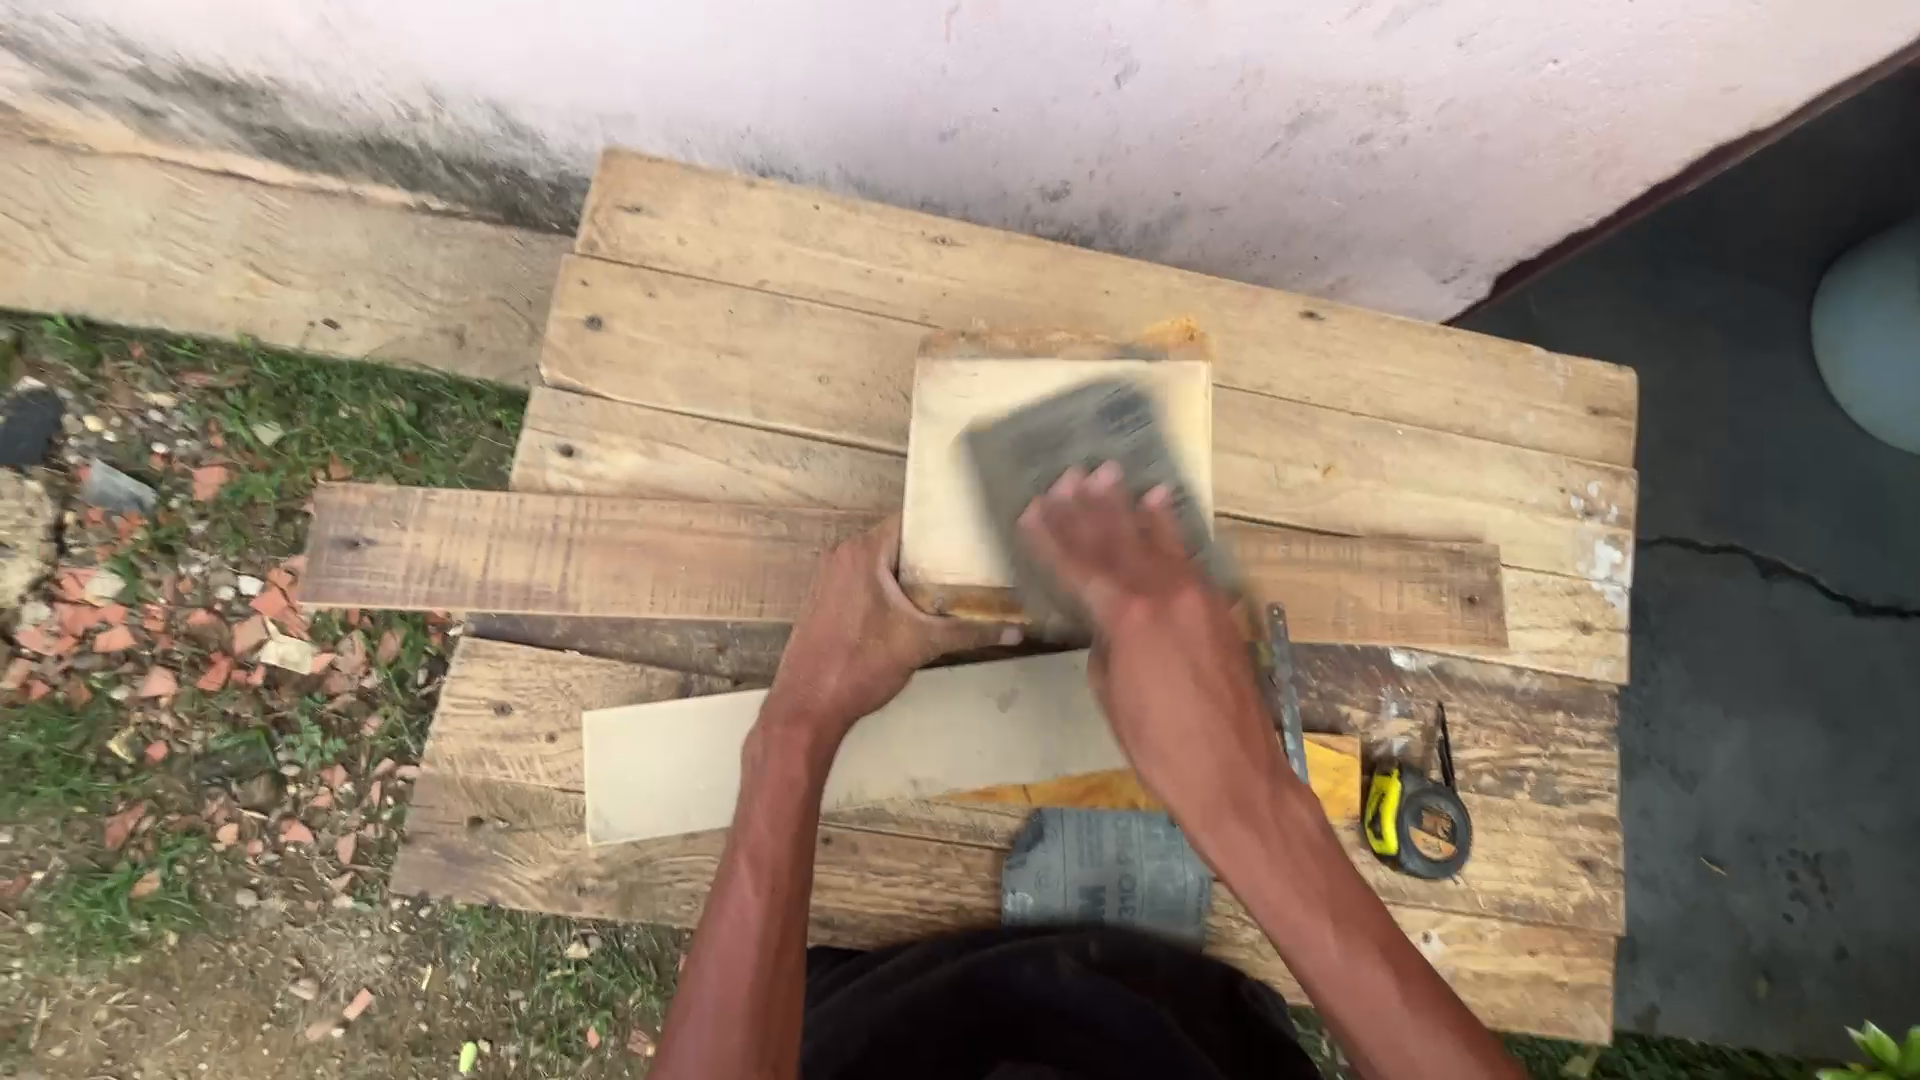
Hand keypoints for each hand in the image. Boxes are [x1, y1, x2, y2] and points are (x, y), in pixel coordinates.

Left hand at [762, 514, 1019, 751]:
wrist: (806, 708)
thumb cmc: (860, 666)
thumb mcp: (922, 645)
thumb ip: (970, 632)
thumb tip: (1019, 632)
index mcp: (862, 553)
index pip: (909, 520)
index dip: (942, 525)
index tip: (973, 533)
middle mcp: (842, 557)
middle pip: (896, 542)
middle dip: (931, 553)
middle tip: (970, 563)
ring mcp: (829, 580)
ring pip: (880, 564)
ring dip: (910, 574)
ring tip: (950, 585)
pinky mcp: (824, 602)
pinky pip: (864, 582)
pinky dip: (889, 589)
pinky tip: (914, 609)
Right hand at [1017, 462, 1294, 845]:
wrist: (1235, 774)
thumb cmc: (1160, 747)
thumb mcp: (1112, 695)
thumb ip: (1103, 645)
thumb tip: (1104, 621)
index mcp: (1126, 617)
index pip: (1078, 566)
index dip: (1051, 538)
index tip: (1032, 509)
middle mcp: (1161, 593)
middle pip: (1114, 542)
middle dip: (1086, 508)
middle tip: (1067, 476)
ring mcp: (1195, 594)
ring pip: (1152, 538)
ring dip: (1126, 506)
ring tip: (1106, 473)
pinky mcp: (1218, 605)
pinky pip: (1186, 554)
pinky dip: (1169, 526)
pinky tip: (1160, 502)